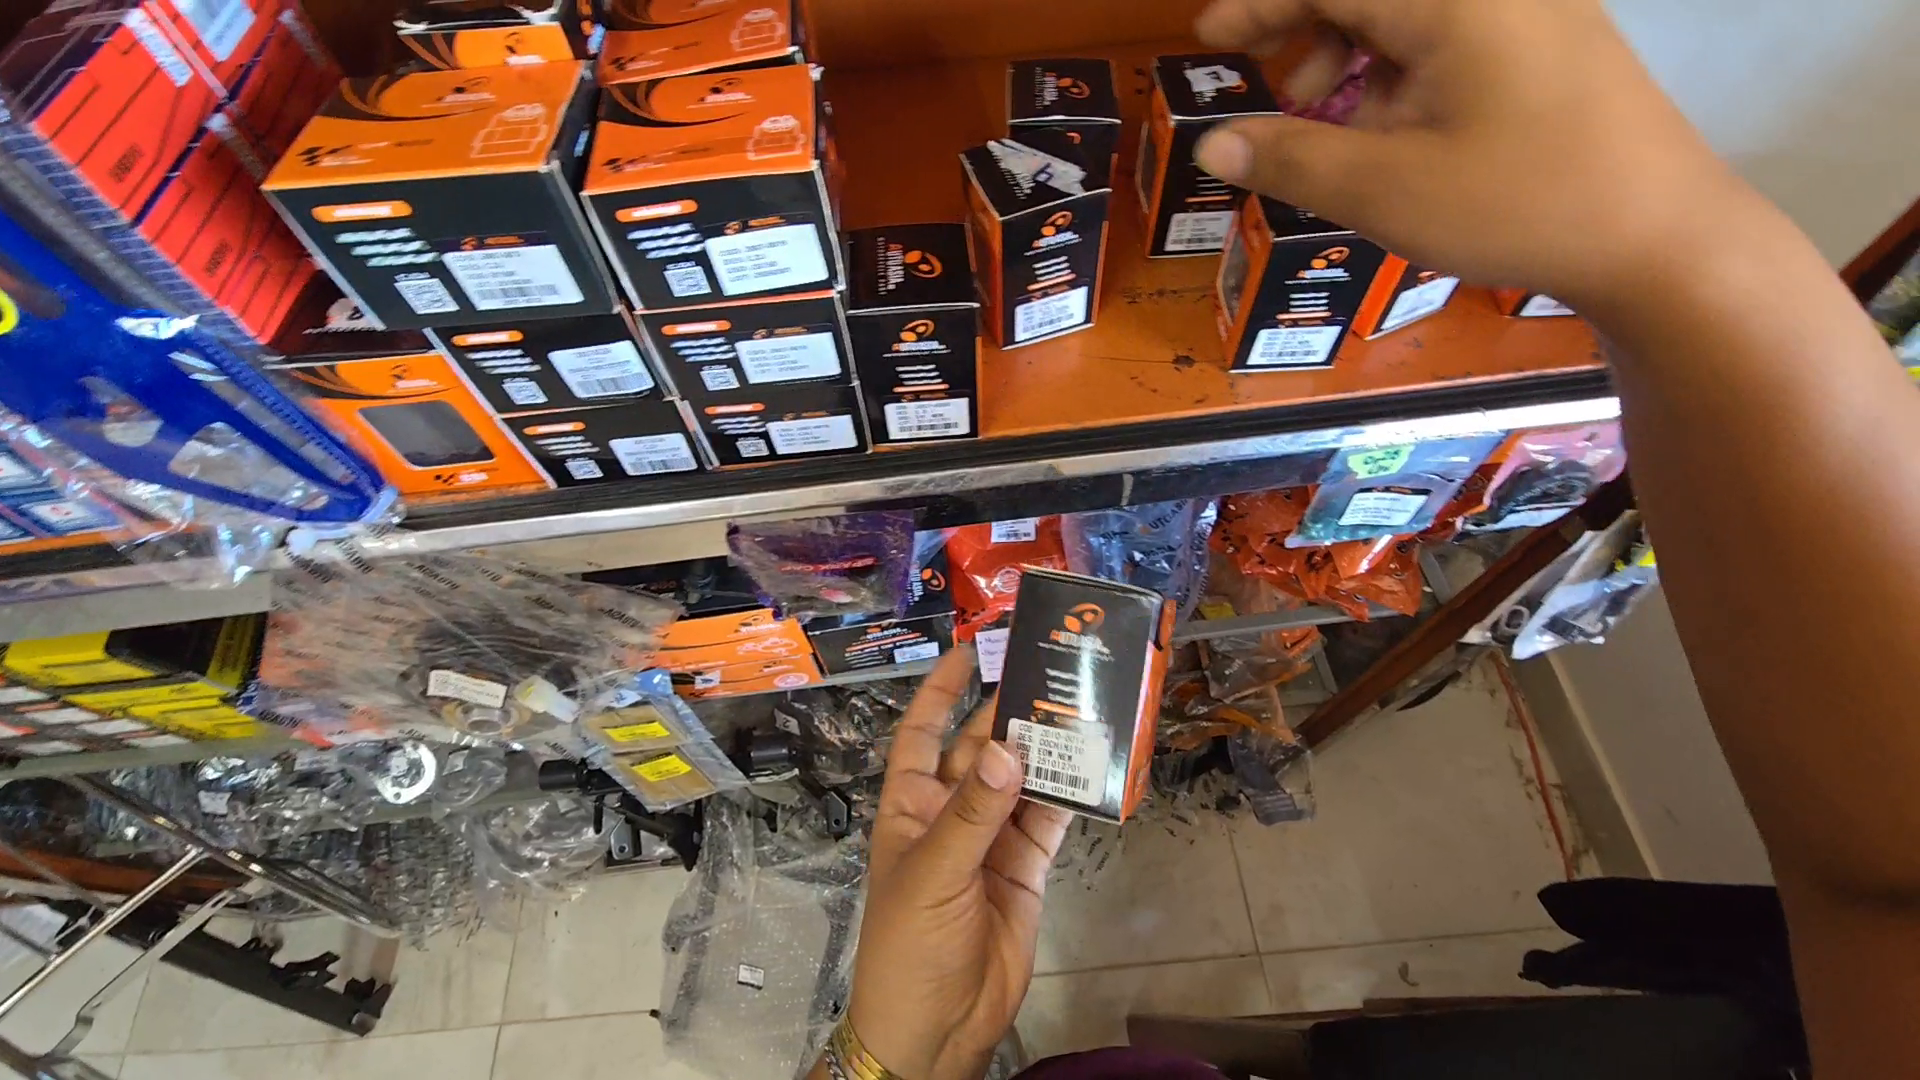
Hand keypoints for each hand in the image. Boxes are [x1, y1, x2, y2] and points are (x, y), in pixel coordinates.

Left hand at [841, 647, 1071, 1079]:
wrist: (938, 1028)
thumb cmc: (911, 942)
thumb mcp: (933, 872)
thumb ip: (974, 812)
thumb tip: (1009, 748)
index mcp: (912, 804)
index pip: (922, 732)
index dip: (941, 691)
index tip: (969, 650)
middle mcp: (952, 811)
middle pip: (982, 750)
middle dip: (1010, 714)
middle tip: (1050, 674)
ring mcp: (992, 838)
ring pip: (1022, 780)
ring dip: (1046, 751)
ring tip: (1081, 711)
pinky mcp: (1026, 866)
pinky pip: (1049, 820)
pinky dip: (1069, 795)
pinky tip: (1093, 768)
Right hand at [1191, 0, 1757, 308]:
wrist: (1652, 235)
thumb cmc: (1510, 205)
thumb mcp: (1381, 190)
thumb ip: (1289, 158)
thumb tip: (1212, 143)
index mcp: (1454, 0)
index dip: (1262, 2)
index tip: (1208, 38)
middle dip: (1304, 28)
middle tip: (1269, 91)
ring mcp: (1525, 11)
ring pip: (1405, 13)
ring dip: (1347, 53)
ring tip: (1322, 120)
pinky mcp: (1540, 44)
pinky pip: (1444, 36)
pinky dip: (1393, 71)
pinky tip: (1383, 127)